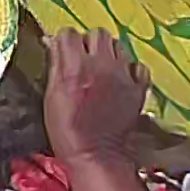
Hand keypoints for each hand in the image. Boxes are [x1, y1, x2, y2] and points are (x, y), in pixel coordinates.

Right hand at [43, 29, 150, 166]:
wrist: (96, 157)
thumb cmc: (68, 131)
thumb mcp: (51, 96)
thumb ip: (54, 66)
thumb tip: (53, 44)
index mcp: (75, 68)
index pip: (68, 33)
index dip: (63, 40)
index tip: (62, 50)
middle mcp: (101, 66)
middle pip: (96, 33)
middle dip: (88, 42)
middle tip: (83, 58)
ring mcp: (123, 76)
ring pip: (117, 45)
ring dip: (107, 53)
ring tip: (101, 69)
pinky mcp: (138, 89)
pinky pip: (137, 65)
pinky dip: (129, 69)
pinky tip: (119, 79)